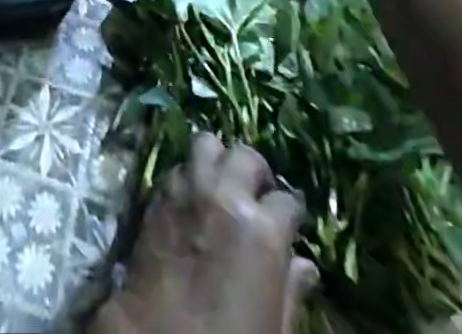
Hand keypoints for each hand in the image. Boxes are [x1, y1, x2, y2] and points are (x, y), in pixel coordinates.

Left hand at [91, 134, 316, 333]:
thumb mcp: (276, 324)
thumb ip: (292, 288)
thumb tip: (304, 265)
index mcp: (262, 230)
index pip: (287, 200)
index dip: (290, 213)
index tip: (288, 223)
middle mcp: (223, 197)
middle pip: (244, 155)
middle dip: (255, 170)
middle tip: (255, 191)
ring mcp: (186, 191)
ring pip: (204, 145)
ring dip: (216, 160)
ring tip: (221, 182)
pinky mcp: (157, 195)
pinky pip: (177, 169)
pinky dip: (188, 175)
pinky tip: (192, 197)